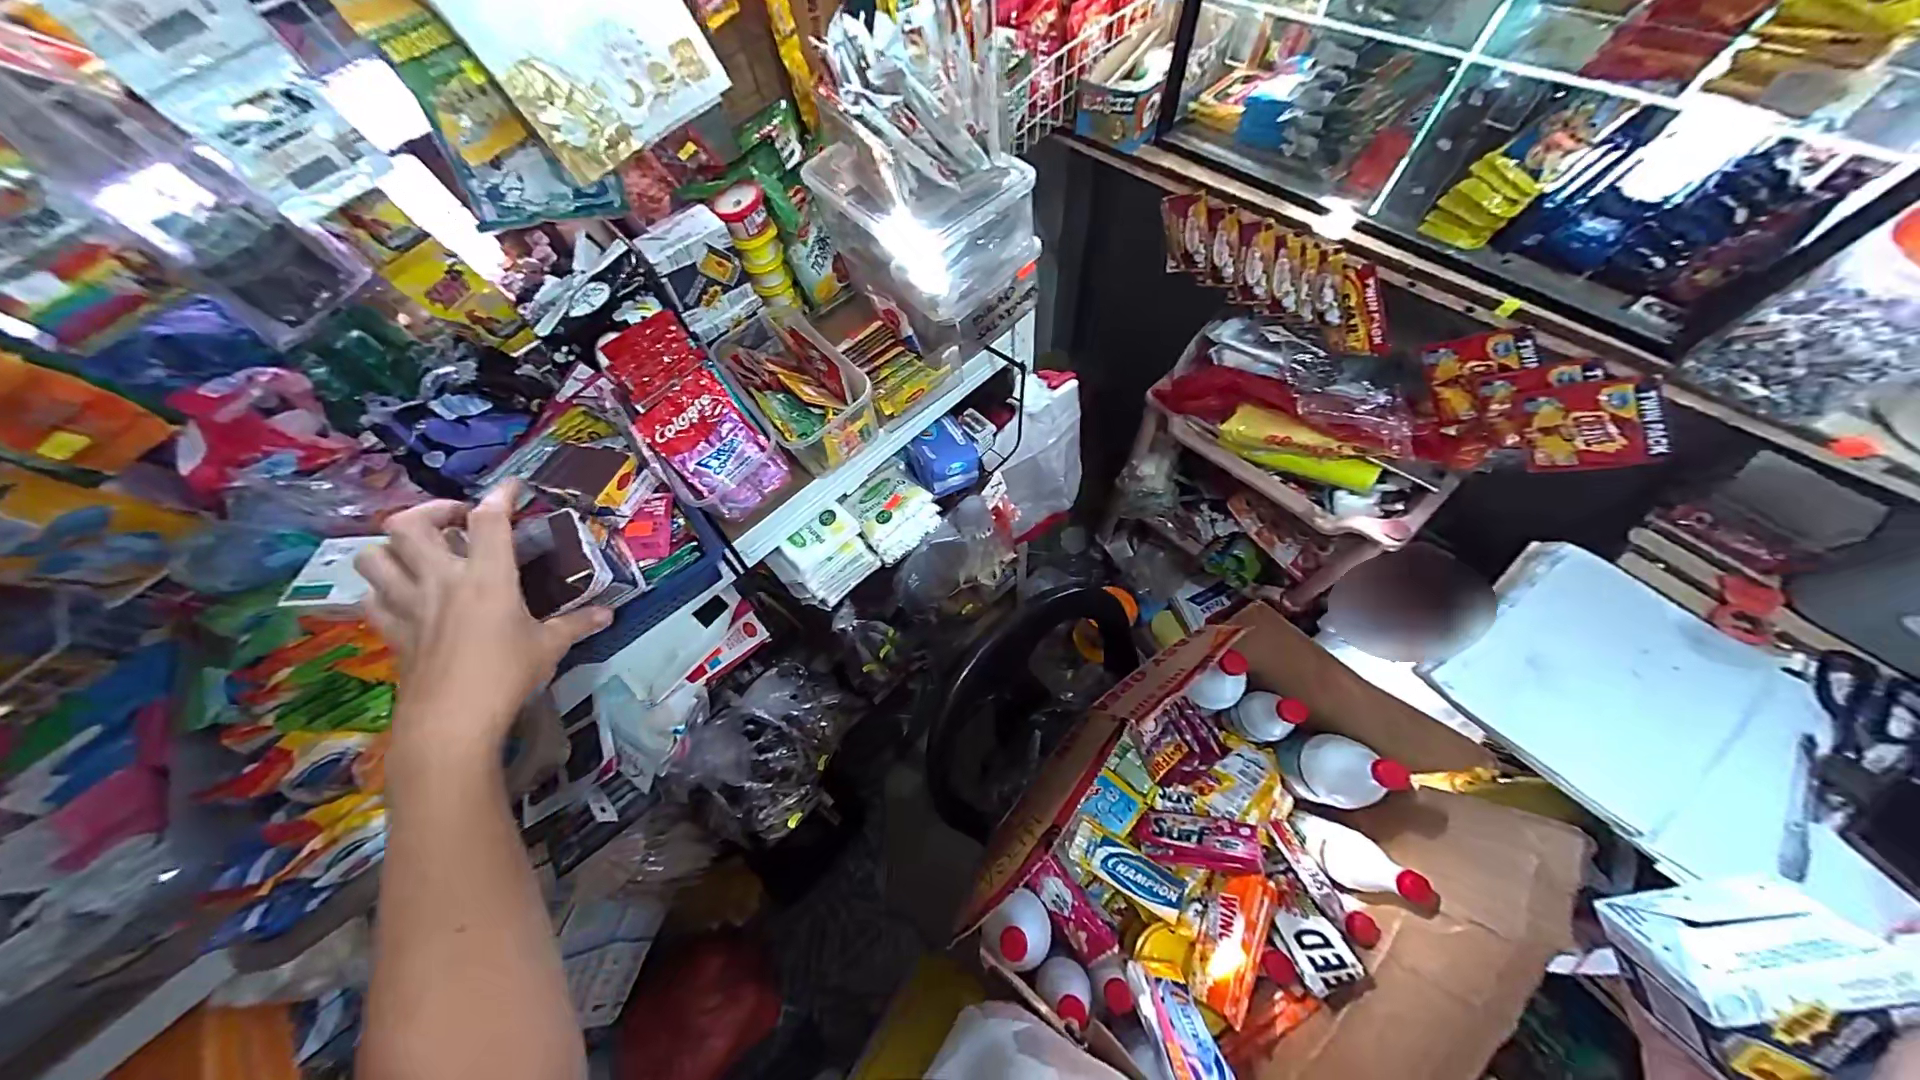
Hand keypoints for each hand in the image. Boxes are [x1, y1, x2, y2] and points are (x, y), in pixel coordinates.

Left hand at [355, 482, 610, 758]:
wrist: (452, 720)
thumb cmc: (507, 675)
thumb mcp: (551, 647)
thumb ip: (578, 624)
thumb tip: (609, 614)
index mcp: (486, 577)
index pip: (488, 519)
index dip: (500, 495)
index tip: (513, 486)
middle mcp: (441, 580)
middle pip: (409, 524)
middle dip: (432, 511)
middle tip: (459, 522)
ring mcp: (408, 604)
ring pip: (374, 555)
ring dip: (395, 546)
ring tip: (424, 552)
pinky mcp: (391, 631)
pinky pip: (372, 596)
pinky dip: (384, 586)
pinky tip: (406, 593)